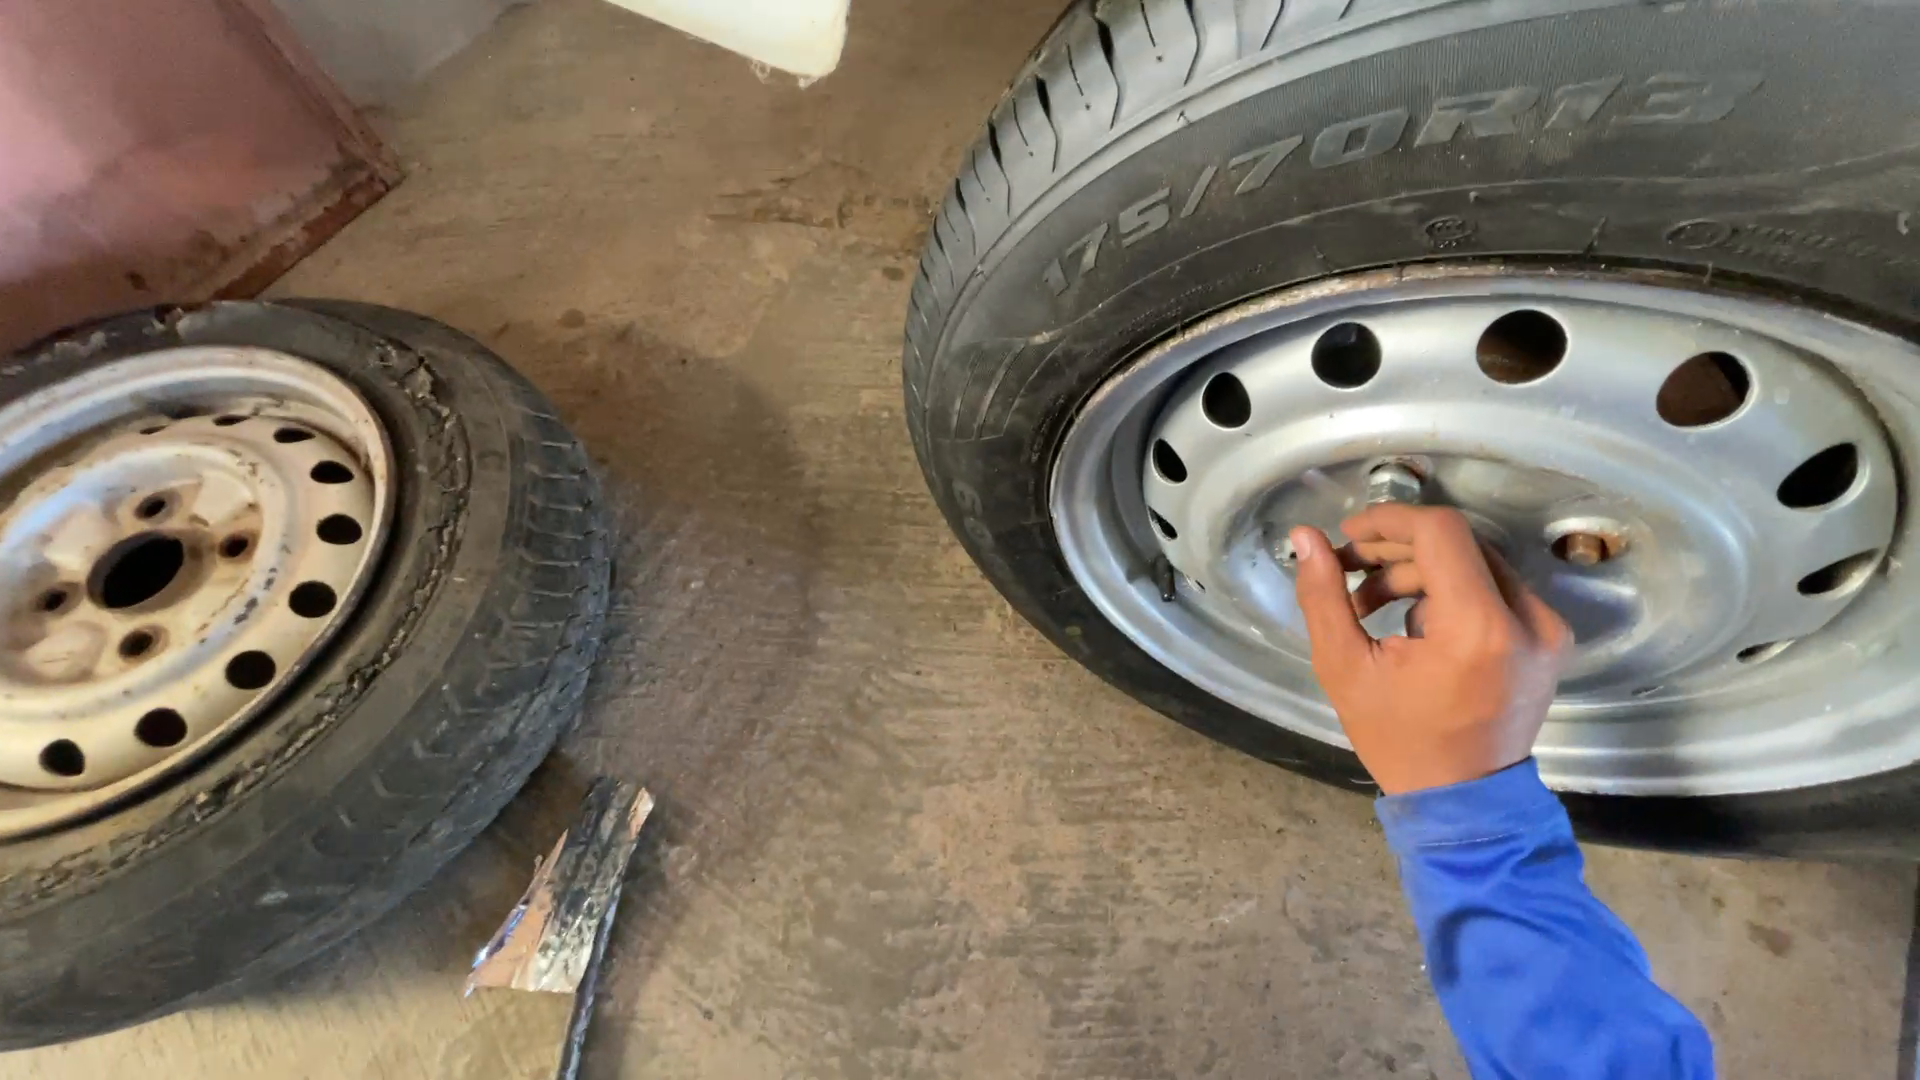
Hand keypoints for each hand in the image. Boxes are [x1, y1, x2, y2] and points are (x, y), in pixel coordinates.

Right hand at [1289, 505, 1570, 794]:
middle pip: (1457, 543)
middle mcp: (1528, 618)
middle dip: (1393, 547)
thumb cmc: (1396, 736)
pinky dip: (1443, 588)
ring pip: (1473, 561)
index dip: (1389, 520)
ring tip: (1367, 603)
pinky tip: (1408, 620)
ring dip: (1414, 569)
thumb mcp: (1343, 665)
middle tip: (1346, 570)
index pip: (1440, 533)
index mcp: (1478, 627)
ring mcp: (1546, 628)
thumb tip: (1304, 537)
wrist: (1463, 798)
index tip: (1346, 535)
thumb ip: (1322, 596)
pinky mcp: (1547, 637)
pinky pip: (1490, 585)